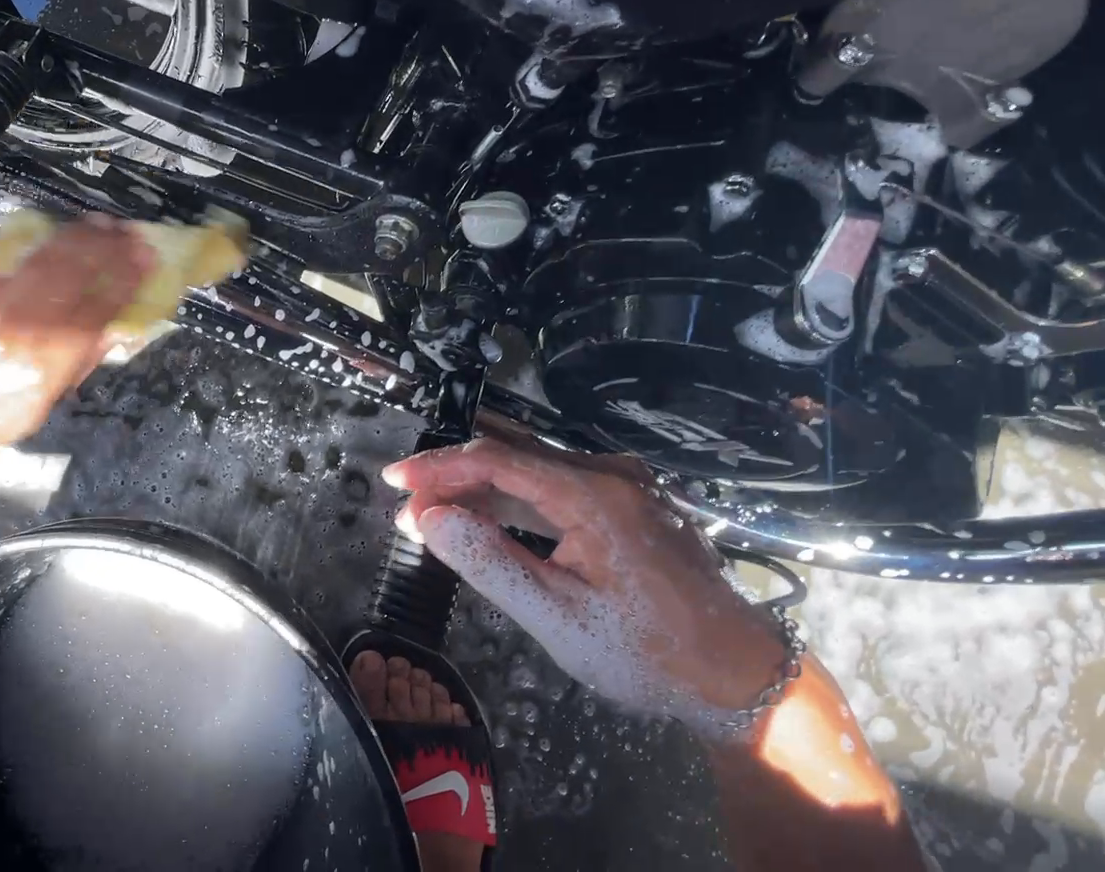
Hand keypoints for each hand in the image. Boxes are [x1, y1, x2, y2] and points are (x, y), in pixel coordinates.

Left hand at [0, 215, 152, 465]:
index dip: (126, 278)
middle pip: (73, 275)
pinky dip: (36, 243)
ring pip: (42, 260)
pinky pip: (6, 260)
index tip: (145, 258)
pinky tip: (54, 232)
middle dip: (105, 248)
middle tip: (127, 233)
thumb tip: (118, 327)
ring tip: (98, 225)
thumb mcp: (48, 400)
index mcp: (48, 361)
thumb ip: (82, 360)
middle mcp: (22, 329)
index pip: (98, 307)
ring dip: (75, 238)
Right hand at [383, 437, 786, 733]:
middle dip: (452, 478)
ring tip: (434, 517)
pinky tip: (483, 518)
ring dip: (478, 491)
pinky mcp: (626, 503)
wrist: (742, 677)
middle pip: (511, 457)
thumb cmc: (647, 654)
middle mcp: (610, 475)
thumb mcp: (558, 618)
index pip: (497, 459)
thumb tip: (430, 517)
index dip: (438, 466)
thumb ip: (489, 562)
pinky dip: (511, 502)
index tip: (393, 480)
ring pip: (530, 472)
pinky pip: (554, 487)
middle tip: (407, 508)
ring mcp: (623, 486)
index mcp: (595, 495)